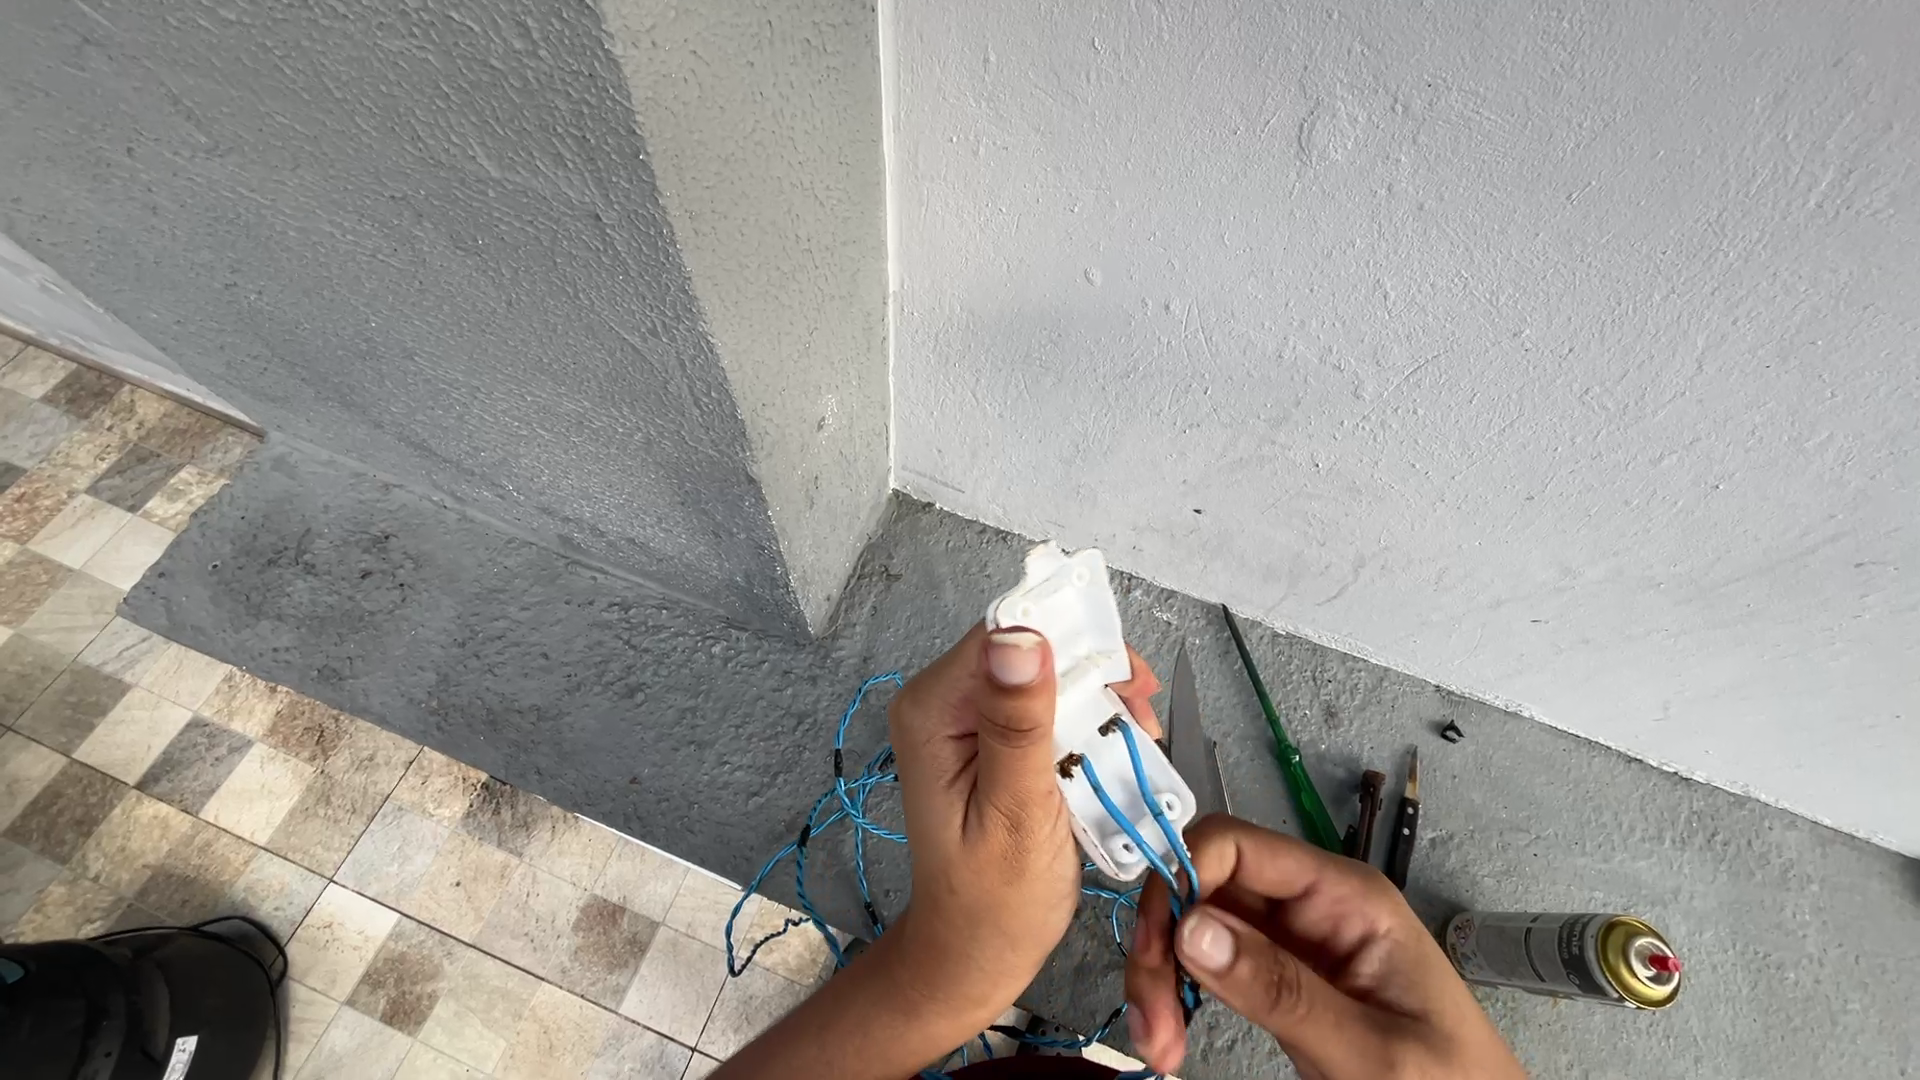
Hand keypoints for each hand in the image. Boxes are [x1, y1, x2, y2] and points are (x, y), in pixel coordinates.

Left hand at [884, 623, 1163, 1037]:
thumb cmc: (995, 899)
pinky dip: (1087, 718)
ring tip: (1138, 735)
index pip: (1002, 634)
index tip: (1128, 677)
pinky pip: (1046, 702)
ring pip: (1045, 671)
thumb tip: (1019, 636)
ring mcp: (968, 715)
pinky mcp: (992, 733)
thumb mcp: (1014, 812)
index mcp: (933, 710)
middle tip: (1142, 712)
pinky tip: (1115, 745)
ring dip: (1098, 697)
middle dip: (1092, 671)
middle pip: (1028, 646)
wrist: (978, 950)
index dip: (1069, 639)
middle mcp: (944, 700)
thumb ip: (1016, 724)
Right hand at [1125, 814, 1525, 1078]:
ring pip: (1192, 921)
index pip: (1235, 845)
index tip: (1154, 948)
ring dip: (1160, 972)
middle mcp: (1305, 899)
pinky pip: (1204, 959)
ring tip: (1157, 1043)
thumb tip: (1186, 928)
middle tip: (1149, 1021)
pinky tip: (1169, 1034)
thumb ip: (1282, 991)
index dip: (1181, 877)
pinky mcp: (1271, 971)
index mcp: (1341, 893)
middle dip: (1162, 940)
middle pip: (1202, 883)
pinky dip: (1176, 991)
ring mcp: (1286, 935)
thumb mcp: (1376, 1057)